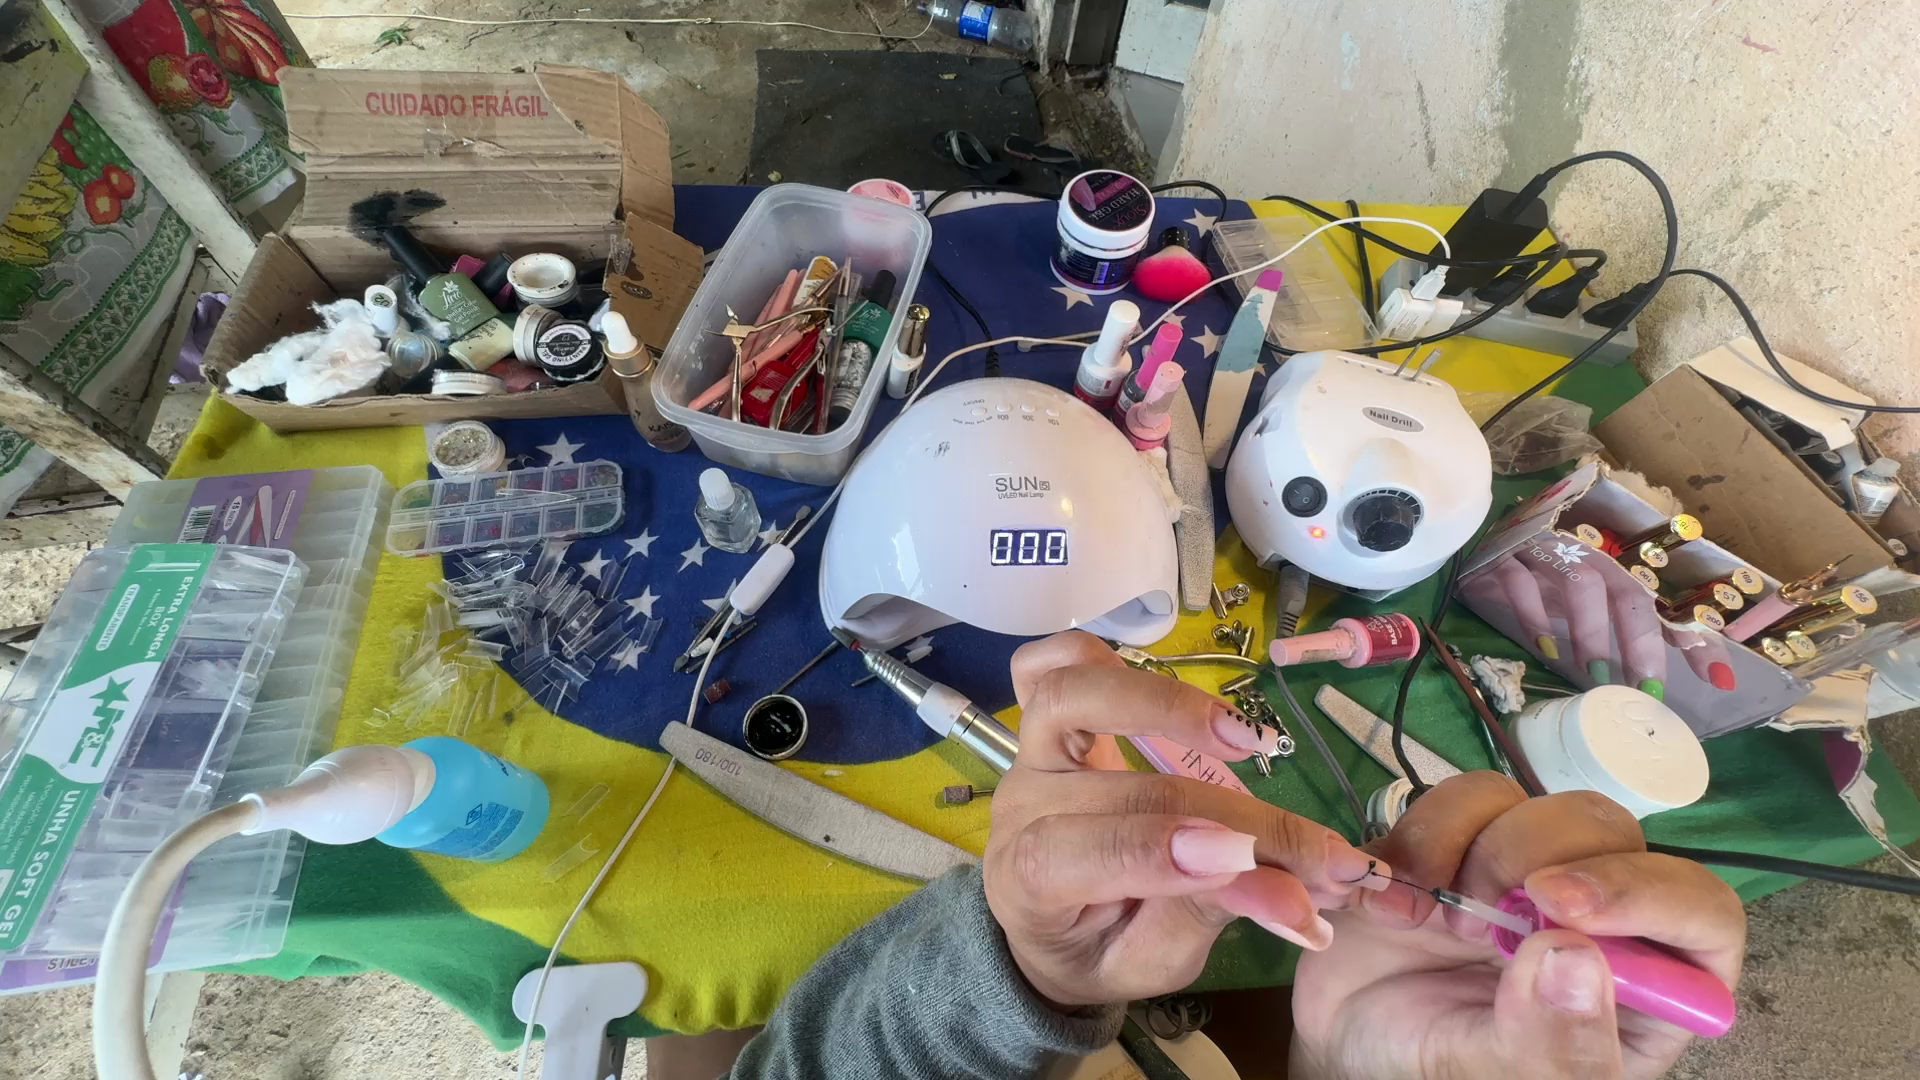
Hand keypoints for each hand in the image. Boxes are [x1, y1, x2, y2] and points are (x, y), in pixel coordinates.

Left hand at [982, 631, 1387, 1007]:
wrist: (1044, 917)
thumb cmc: (1098, 944)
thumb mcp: (1150, 960)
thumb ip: (1207, 916)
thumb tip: (1296, 896)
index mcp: (1028, 880)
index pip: (1086, 851)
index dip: (1163, 850)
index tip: (1250, 861)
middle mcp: (1022, 805)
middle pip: (1123, 788)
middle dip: (1233, 816)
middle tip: (1318, 850)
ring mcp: (1027, 752)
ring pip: (1071, 696)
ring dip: (1165, 706)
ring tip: (1243, 739)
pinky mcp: (1036, 718)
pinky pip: (1040, 664)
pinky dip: (1093, 654)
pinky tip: (1151, 671)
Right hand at [1290, 772, 1746, 1079]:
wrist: (1334, 1029)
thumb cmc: (1428, 1065)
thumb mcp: (1497, 1077)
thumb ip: (1552, 1043)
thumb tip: (1579, 956)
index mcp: (1634, 986)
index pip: (1695, 909)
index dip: (1643, 891)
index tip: (1559, 904)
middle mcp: (1578, 915)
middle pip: (1605, 828)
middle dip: (1539, 855)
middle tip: (1480, 911)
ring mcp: (1503, 867)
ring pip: (1520, 799)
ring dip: (1471, 844)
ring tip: (1437, 914)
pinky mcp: (1439, 839)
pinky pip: (1447, 798)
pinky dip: (1422, 833)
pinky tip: (1401, 886)